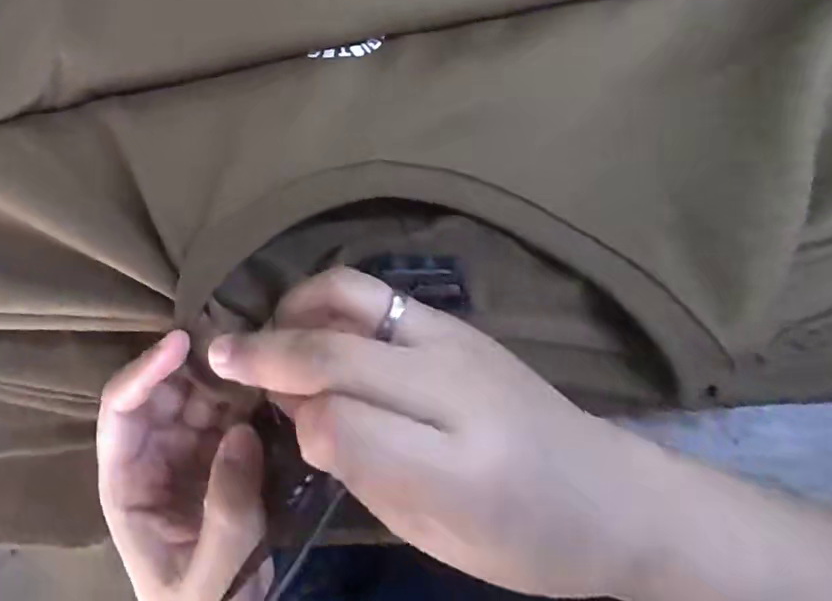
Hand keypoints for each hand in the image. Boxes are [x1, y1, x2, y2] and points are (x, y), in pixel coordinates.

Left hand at [98, 330, 272, 600]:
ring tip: (259, 357)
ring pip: (198, 396)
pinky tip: (268, 382)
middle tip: (237, 342)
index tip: (179, 342)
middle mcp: (151, 456)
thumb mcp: (210, 579)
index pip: (120, 411)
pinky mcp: (219, 454)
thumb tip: (242, 433)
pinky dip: (245, 395)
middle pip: (163, 392)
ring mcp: (186, 452)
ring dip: (225, 376)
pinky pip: (227, 413)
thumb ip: (226, 514)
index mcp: (125, 483)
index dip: (144, 370)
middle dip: (196, 366)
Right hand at [205, 267, 670, 599]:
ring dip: (294, 307)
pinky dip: (325, 297)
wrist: (611, 495)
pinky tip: (309, 318)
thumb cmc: (524, 539)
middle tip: (220, 353)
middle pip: (337, 348)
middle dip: (268, 349)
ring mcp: (453, 338)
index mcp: (463, 471)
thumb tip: (299, 409)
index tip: (280, 423)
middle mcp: (455, 386)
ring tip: (267, 330)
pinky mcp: (451, 318)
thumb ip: (363, 468)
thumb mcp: (438, 533)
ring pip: (350, 295)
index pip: (347, 426)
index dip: (301, 423)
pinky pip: (372, 291)